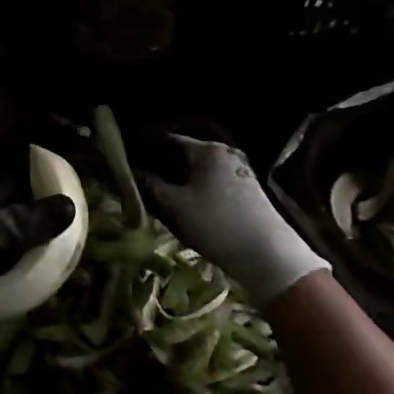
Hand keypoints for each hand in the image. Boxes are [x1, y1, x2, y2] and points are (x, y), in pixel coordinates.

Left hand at [0, 179, 75, 370]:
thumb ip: (26, 221)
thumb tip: (70, 204)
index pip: (16, 182)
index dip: (43, 178)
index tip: (76, 180)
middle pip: (29, 217)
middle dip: (56, 220)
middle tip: (91, 223)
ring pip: (32, 250)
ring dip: (56, 255)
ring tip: (87, 260)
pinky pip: (29, 282)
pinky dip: (47, 285)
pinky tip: (70, 287)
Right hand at [138, 134, 327, 303]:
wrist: (267, 254)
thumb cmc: (216, 223)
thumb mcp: (175, 206)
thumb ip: (150, 186)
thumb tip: (132, 173)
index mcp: (207, 149)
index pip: (166, 140)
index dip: (143, 150)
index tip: (125, 163)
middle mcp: (223, 153)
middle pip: (181, 155)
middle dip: (158, 168)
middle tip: (136, 182)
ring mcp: (236, 170)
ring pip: (195, 171)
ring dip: (175, 181)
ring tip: (154, 197)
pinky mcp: (243, 189)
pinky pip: (208, 182)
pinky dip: (191, 190)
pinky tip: (179, 206)